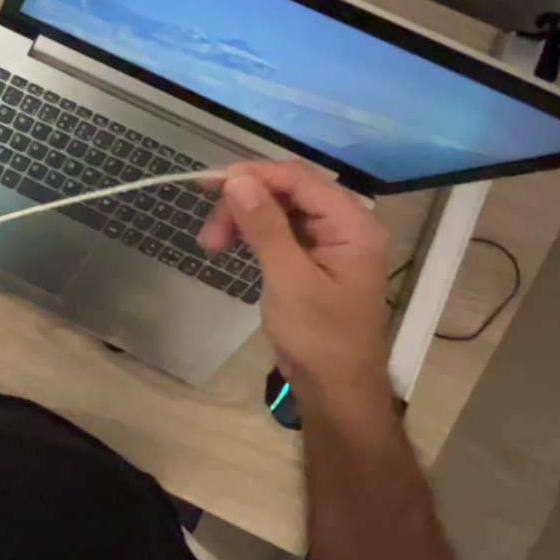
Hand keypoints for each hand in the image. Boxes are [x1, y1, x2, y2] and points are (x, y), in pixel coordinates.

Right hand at [198, 161, 390, 388]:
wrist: (334, 384)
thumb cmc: (318, 335)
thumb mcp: (288, 279)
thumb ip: (264, 226)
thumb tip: (236, 180)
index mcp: (352, 225)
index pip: (299, 179)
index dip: (253, 175)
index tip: (206, 185)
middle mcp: (345, 224)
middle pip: (287, 190)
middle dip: (243, 201)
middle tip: (208, 234)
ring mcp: (328, 241)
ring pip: (278, 208)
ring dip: (242, 218)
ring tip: (212, 244)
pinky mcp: (311, 257)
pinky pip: (278, 228)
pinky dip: (251, 232)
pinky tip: (230, 246)